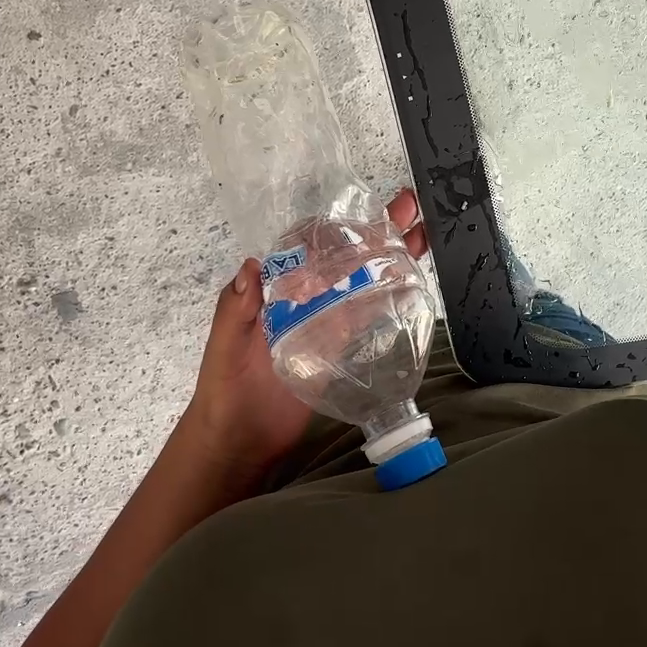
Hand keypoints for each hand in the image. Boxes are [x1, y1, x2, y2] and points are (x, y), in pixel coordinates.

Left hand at [183, 189, 430, 479]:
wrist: (242, 440)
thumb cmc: (225, 388)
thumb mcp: (224, 345)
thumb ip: (235, 309)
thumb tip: (251, 264)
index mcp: (274, 287)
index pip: (306, 244)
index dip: (333, 224)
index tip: (361, 209)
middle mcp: (303, 295)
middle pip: (342, 255)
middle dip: (374, 229)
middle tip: (408, 206)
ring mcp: (325, 318)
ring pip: (361, 277)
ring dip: (389, 254)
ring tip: (422, 232)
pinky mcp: (342, 344)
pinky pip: (368, 312)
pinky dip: (391, 292)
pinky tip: (415, 277)